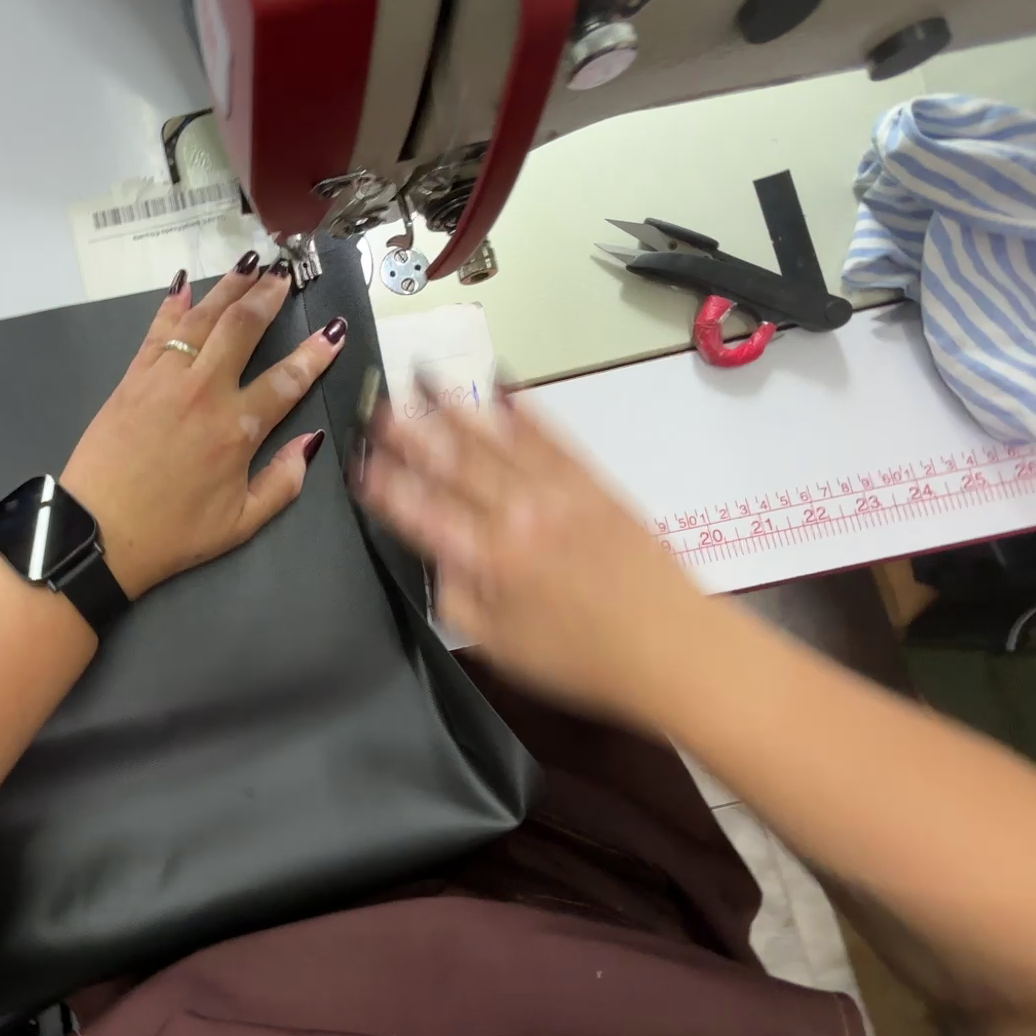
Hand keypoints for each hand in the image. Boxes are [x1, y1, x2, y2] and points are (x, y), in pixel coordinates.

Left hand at [60, 256, 345, 598]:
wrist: (98, 532)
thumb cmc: (172, 534)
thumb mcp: (241, 524)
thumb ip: (283, 482)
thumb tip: (311, 443)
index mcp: (238, 429)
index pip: (287, 379)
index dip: (317, 353)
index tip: (335, 330)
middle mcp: (205, 391)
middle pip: (243, 328)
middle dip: (269, 296)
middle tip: (284, 274)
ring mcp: (165, 378)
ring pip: (203, 318)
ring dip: (229, 288)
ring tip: (250, 265)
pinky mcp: (133, 377)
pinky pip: (158, 330)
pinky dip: (173, 304)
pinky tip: (185, 284)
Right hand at [356, 393, 716, 722]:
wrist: (674, 648)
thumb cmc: (581, 657)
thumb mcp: (498, 645)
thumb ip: (456, 597)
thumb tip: (437, 559)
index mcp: (489, 561)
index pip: (423, 515)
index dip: (386, 488)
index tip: (361, 465)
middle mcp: (517, 518)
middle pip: (453, 466)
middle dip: (410, 434)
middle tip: (380, 404)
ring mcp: (557, 494)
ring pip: (495, 442)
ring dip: (455, 408)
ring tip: (426, 377)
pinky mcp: (593, 483)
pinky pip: (551, 438)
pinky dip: (523, 409)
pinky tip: (501, 385)